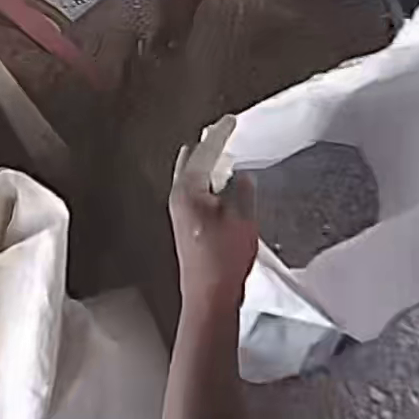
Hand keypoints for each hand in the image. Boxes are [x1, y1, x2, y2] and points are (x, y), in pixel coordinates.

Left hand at [170, 116, 258, 310]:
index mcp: (187, 190)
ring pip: (191, 176)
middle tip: (224, 132)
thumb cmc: (224, 258)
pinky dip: (207, 178)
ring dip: (207, 163)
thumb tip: (240, 175)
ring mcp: (179, 212)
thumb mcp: (241, 218)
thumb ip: (241, 190)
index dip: (220, 135)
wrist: (208, 299)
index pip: (205, 152)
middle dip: (207, 146)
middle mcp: (178, 197)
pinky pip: (195, 189)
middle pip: (191, 161)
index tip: (231, 120)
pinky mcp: (186, 224)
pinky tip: (220, 182)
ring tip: (224, 151)